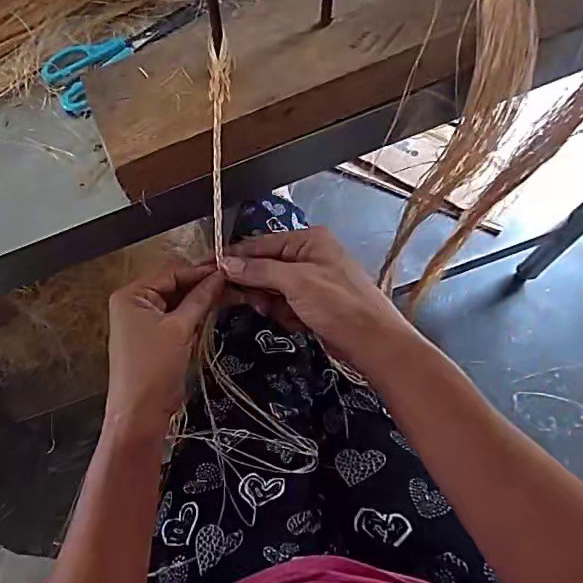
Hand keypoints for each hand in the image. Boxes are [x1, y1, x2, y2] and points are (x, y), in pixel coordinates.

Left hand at [106, 263, 224, 432]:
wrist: (140, 414)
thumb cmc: (153, 369)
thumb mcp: (180, 329)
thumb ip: (201, 299)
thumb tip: (220, 276)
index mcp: (131, 295)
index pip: (170, 272)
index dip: (200, 270)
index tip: (228, 268)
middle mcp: (133, 304)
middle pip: (173, 286)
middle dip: (201, 285)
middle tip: (233, 281)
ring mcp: (142, 322)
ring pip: (177, 303)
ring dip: (200, 301)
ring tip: (230, 294)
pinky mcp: (154, 339)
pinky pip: (176, 320)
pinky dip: (193, 317)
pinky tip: (214, 313)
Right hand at [221, 227, 421, 372]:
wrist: (373, 343)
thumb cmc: (339, 305)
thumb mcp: (296, 282)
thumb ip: (259, 270)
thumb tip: (226, 262)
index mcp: (308, 240)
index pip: (260, 243)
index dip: (234, 258)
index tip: (209, 270)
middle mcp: (309, 255)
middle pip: (264, 266)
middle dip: (256, 286)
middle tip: (251, 302)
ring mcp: (312, 280)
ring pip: (272, 289)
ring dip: (272, 304)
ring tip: (285, 315)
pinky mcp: (313, 304)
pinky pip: (285, 305)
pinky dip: (285, 315)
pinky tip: (296, 323)